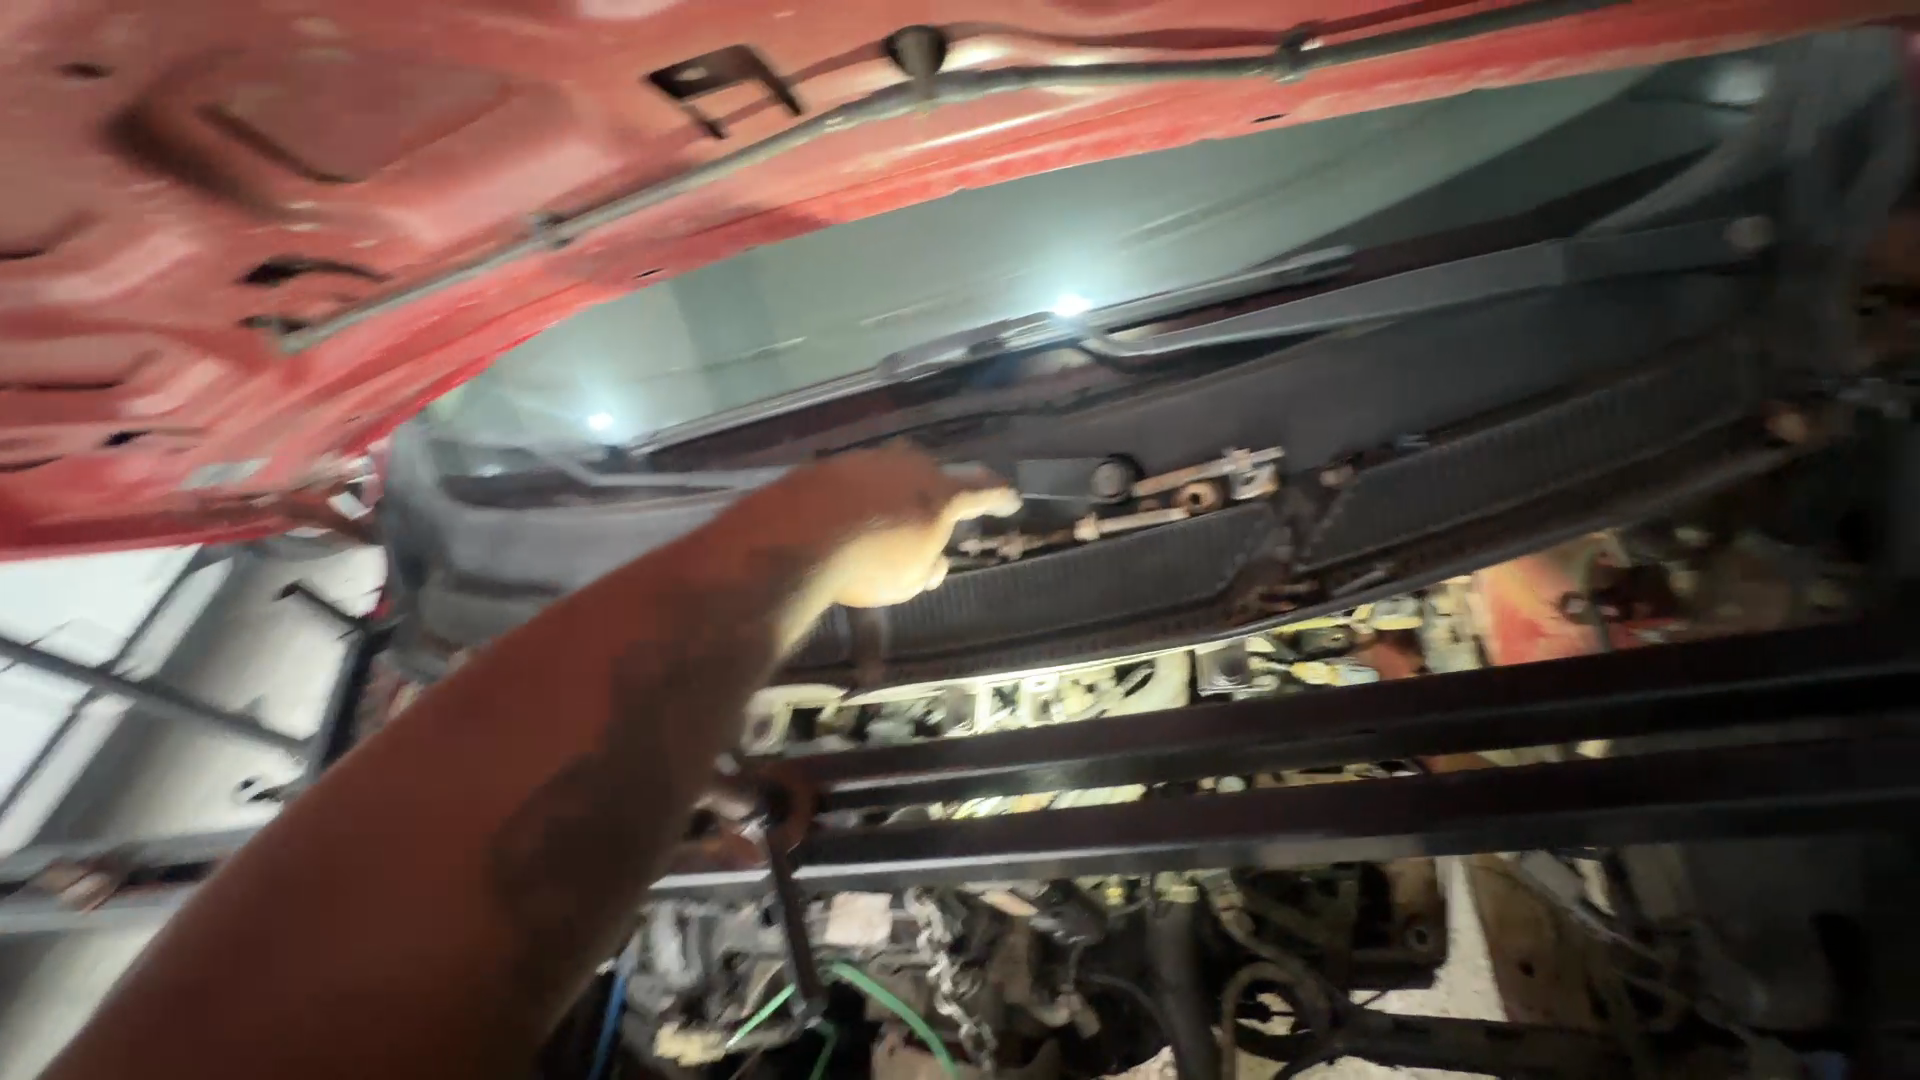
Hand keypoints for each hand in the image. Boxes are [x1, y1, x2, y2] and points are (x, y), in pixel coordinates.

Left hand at [770, 445, 1020, 606]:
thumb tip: (936, 562)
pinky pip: (855, 480)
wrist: (799, 537)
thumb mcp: (909, 581)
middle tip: (933, 512)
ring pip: (891, 471)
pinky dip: (858, 496)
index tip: (1012, 499)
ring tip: (885, 515)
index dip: (999, 497)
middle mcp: (909, 468)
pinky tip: (846, 515)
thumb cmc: (870, 564)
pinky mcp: (830, 465)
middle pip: (932, 472)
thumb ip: (929, 569)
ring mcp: (868, 460)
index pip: (983, 490)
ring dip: (894, 491)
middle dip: (937, 491)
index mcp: (940, 496)